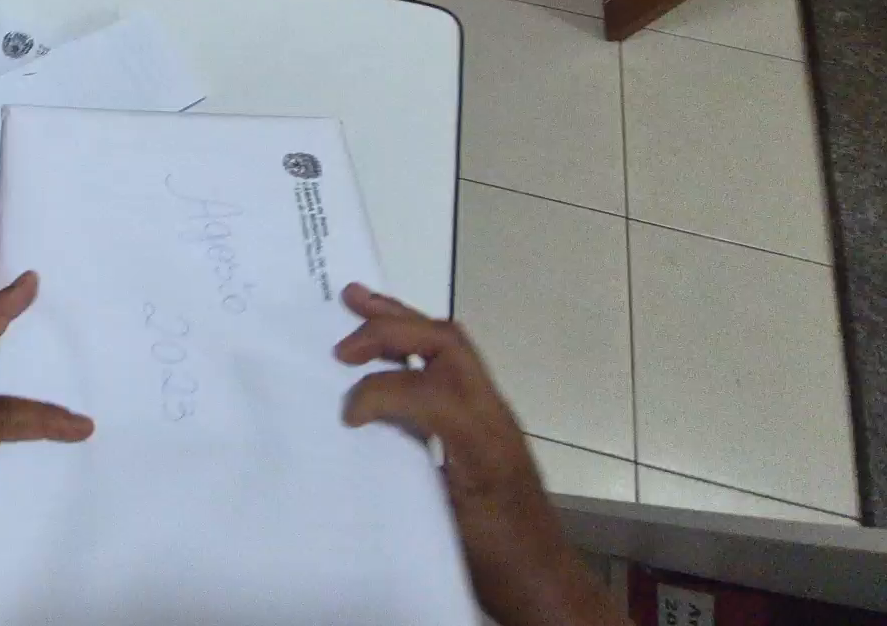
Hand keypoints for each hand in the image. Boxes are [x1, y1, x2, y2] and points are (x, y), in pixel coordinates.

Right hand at [335, 284, 625, 625]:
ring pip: (448, 341)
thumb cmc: (494, 558)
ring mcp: (489, 410)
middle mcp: (490, 412)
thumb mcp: (443, 522)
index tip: (347, 418)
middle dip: (388, 331)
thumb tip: (352, 428)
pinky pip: (447, 358)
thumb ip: (402, 470)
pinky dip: (412, 338)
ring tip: (356, 299)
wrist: (545, 587)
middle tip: (341, 345)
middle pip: (444, 342)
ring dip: (400, 320)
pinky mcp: (481, 416)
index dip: (377, 394)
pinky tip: (385, 340)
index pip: (427, 390)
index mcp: (483, 440)